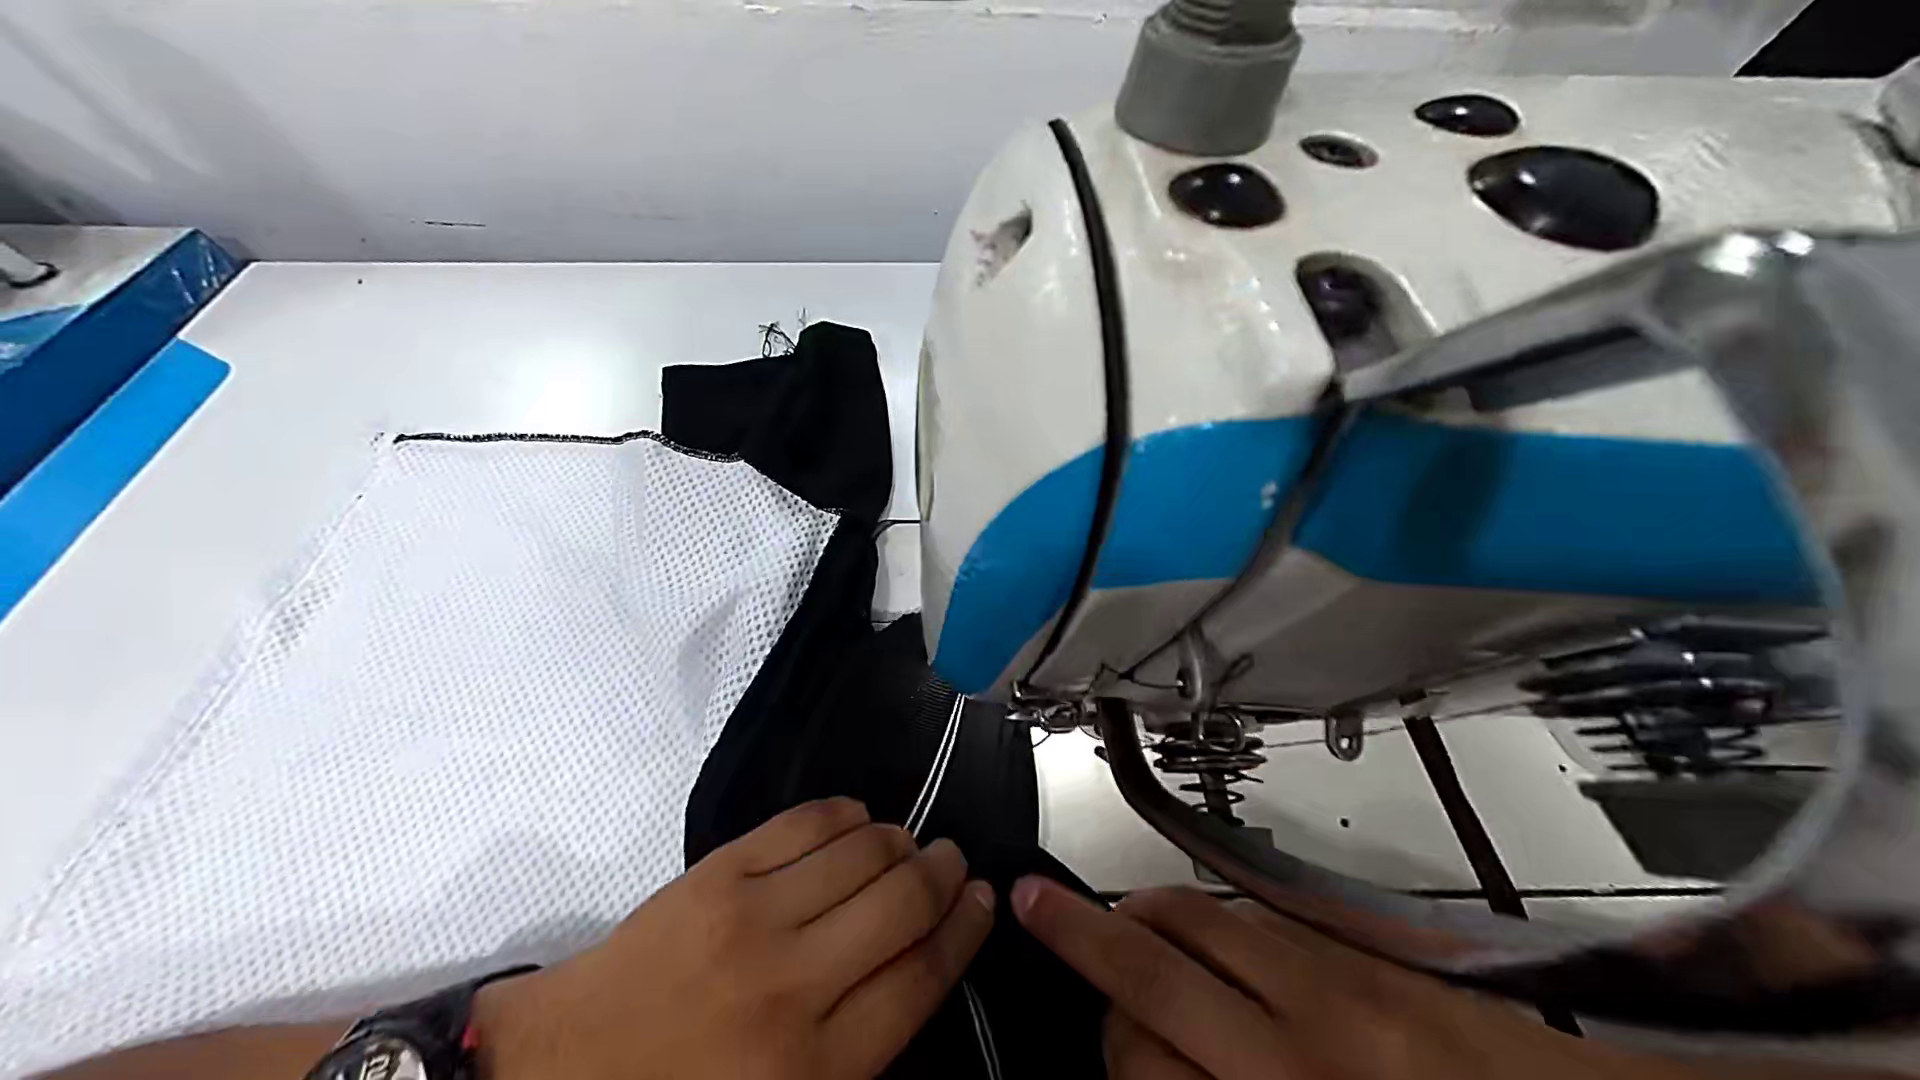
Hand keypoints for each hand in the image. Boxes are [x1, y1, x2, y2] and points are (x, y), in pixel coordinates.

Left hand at [476, 798, 994, 1079]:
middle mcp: (793, 986)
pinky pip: (804, 823)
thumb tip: (919, 965)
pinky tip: (856, 820)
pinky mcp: (716, 873)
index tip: (984, 897)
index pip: (921, 975)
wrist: (555, 1076)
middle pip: (903, 904)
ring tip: (906, 843)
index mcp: (813, 1068)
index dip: (965, 929)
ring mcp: (752, 918)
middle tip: (952, 860)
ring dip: (898, 840)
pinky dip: (844, 815)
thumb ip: (859, 1052)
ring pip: (861, 852)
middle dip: (943, 873)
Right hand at [1011, 878, 1675, 1079]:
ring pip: (1200, 921)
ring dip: (1140, 911)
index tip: (1083, 1038)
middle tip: (1035, 905)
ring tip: (1101, 903)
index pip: (1142, 1059)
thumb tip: (1149, 1063)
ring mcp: (1343, 986)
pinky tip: (1191, 916)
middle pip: (1153, 968)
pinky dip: (1207, 912)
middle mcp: (1305, 1043)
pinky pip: (1261, 917)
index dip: (1101, 1047)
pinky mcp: (1376, 955)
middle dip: (1081, 935)